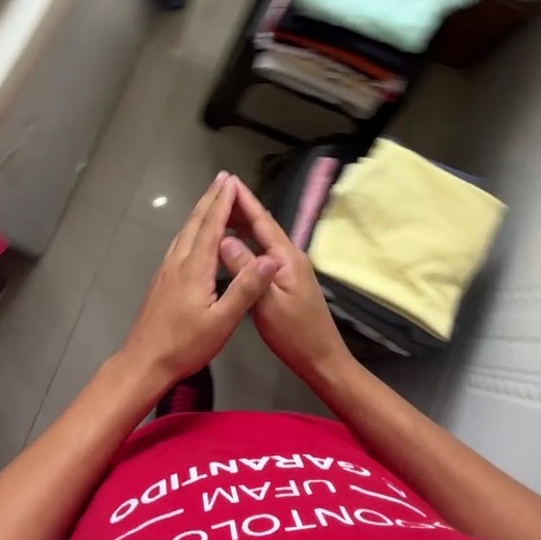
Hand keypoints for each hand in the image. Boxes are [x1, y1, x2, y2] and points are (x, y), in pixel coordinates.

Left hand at [122, 173, 278, 383]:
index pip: (212, 227)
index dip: (222, 202)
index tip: (231, 181)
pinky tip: (192, 236)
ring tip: (211, 199)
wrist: (145, 361)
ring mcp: (166, 271)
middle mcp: (178, 262)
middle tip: (222, 178)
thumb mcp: (223, 321)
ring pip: (185, 233)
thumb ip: (246, 289)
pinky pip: (179, 245)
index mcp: (195, 268)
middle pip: (195, 223)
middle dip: (210, 199)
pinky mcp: (161, 281)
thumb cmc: (186, 345)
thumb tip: (270, 259)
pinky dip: (191, 230)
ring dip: (199, 212)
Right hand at [218, 177, 350, 378]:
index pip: (262, 221)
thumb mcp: (265, 302)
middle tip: (219, 191)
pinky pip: (263, 251)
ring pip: (263, 238)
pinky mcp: (286, 280)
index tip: (228, 181)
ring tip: (222, 210)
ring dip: (244, 223)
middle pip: (263, 225)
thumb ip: (246, 269)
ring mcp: (290, 268)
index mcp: (286, 257)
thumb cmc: (293, 333)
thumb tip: (224, 238)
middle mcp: (290, 256)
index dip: (244, 201)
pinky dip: (248, 242)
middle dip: (242, 207)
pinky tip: (235, 244)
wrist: (321, 358)